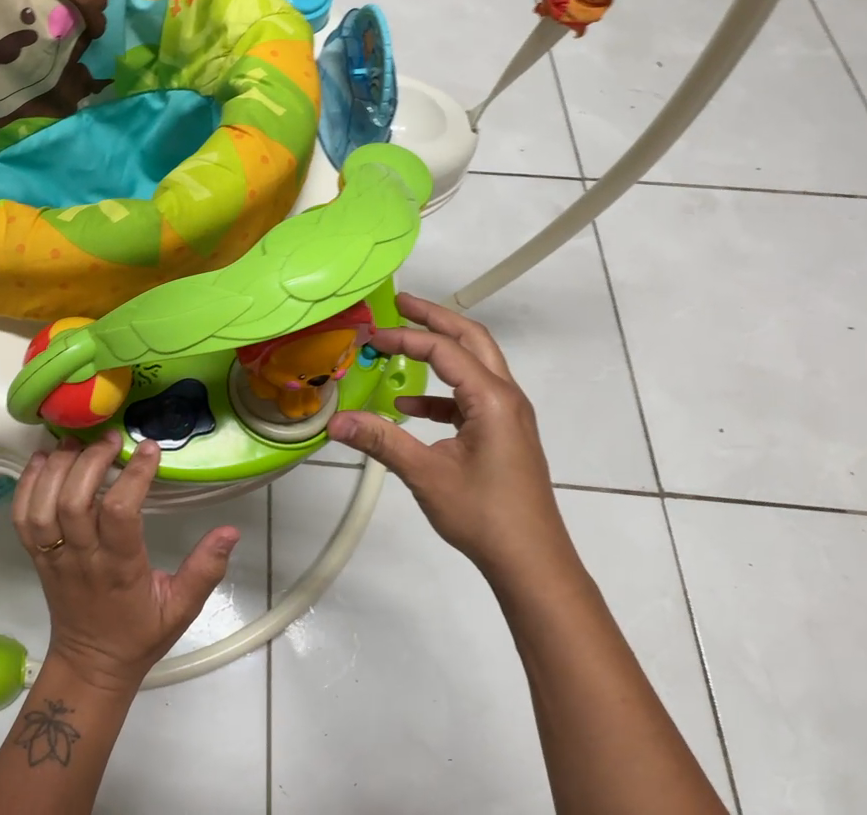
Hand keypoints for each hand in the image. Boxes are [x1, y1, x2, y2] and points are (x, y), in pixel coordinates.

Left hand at [13, 434, 238, 692]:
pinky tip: (43, 460)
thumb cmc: (139, 634)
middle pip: (74, 503)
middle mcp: (83, 559)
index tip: (149, 449)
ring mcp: (53, 558)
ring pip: (43, 507)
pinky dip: (27, 485)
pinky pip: (22, 519)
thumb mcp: (181, 609)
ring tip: (74, 442)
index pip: (121, 515)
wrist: (91, 664)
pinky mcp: (36, 557)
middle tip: (110, 438)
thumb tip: (230, 531)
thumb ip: (205, 570)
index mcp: (121, 569)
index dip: (134, 477)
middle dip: (90, 463)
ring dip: (55, 468)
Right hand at [327, 293, 568, 577]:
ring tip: (401, 345)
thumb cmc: (483, 514)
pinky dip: (441, 392)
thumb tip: (335, 421)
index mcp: (493, 399)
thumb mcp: (425, 474)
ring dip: (441, 351)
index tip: (370, 335)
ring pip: (475, 366)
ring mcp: (509, 416)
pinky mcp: (504, 435)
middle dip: (435, 319)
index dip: (406, 336)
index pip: (446, 349)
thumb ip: (381, 440)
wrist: (531, 561)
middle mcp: (507, 398)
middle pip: (472, 340)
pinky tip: (411, 408)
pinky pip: (471, 397)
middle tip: (400, 304)